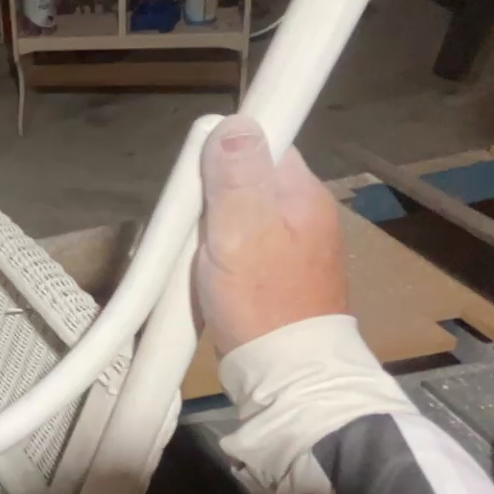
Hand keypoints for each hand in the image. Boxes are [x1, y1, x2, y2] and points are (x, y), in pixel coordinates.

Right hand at [195, 115, 347, 355]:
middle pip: (245, 175)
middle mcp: (303, 210)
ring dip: (208, 220)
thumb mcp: (240, 234)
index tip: (197, 177)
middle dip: (208, 191)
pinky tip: (204, 264)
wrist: (283, 371)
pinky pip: (239, 234)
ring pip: (238, 206)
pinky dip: (216, 242)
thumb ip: (236, 179)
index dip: (224, 150)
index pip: (263, 142)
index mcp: (302, 194)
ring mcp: (292, 239)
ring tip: (193, 248)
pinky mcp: (277, 265)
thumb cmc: (259, 300)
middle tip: (189, 222)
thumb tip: (236, 123)